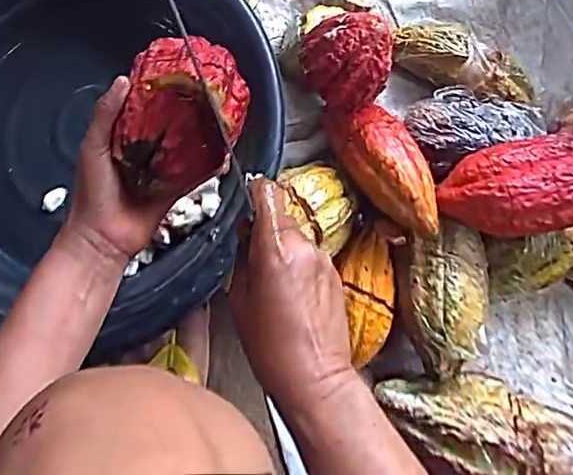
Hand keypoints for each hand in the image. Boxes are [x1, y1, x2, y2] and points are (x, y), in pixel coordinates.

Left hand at [59, 76, 205, 268]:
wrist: (102, 239)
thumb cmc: (91, 194)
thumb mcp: (92, 145)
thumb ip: (105, 114)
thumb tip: (122, 81)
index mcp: (119, 135)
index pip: (139, 105)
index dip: (153, 91)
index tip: (171, 74)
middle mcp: (140, 149)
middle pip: (164, 123)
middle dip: (179, 111)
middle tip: (198, 92)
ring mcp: (158, 168)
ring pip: (180, 145)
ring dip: (194, 134)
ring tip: (211, 114)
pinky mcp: (172, 188)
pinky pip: (192, 173)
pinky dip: (204, 163)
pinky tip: (216, 149)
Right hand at [230, 175, 355, 409]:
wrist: (317, 381)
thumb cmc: (272, 347)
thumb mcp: (238, 296)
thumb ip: (241, 254)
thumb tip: (244, 232)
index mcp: (274, 247)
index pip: (268, 191)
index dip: (254, 190)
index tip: (245, 196)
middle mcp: (303, 245)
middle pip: (281, 213)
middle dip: (264, 226)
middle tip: (251, 250)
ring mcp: (323, 258)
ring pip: (295, 234)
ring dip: (282, 245)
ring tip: (271, 278)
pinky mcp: (335, 273)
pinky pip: (309, 254)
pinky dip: (298, 262)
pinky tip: (290, 290)